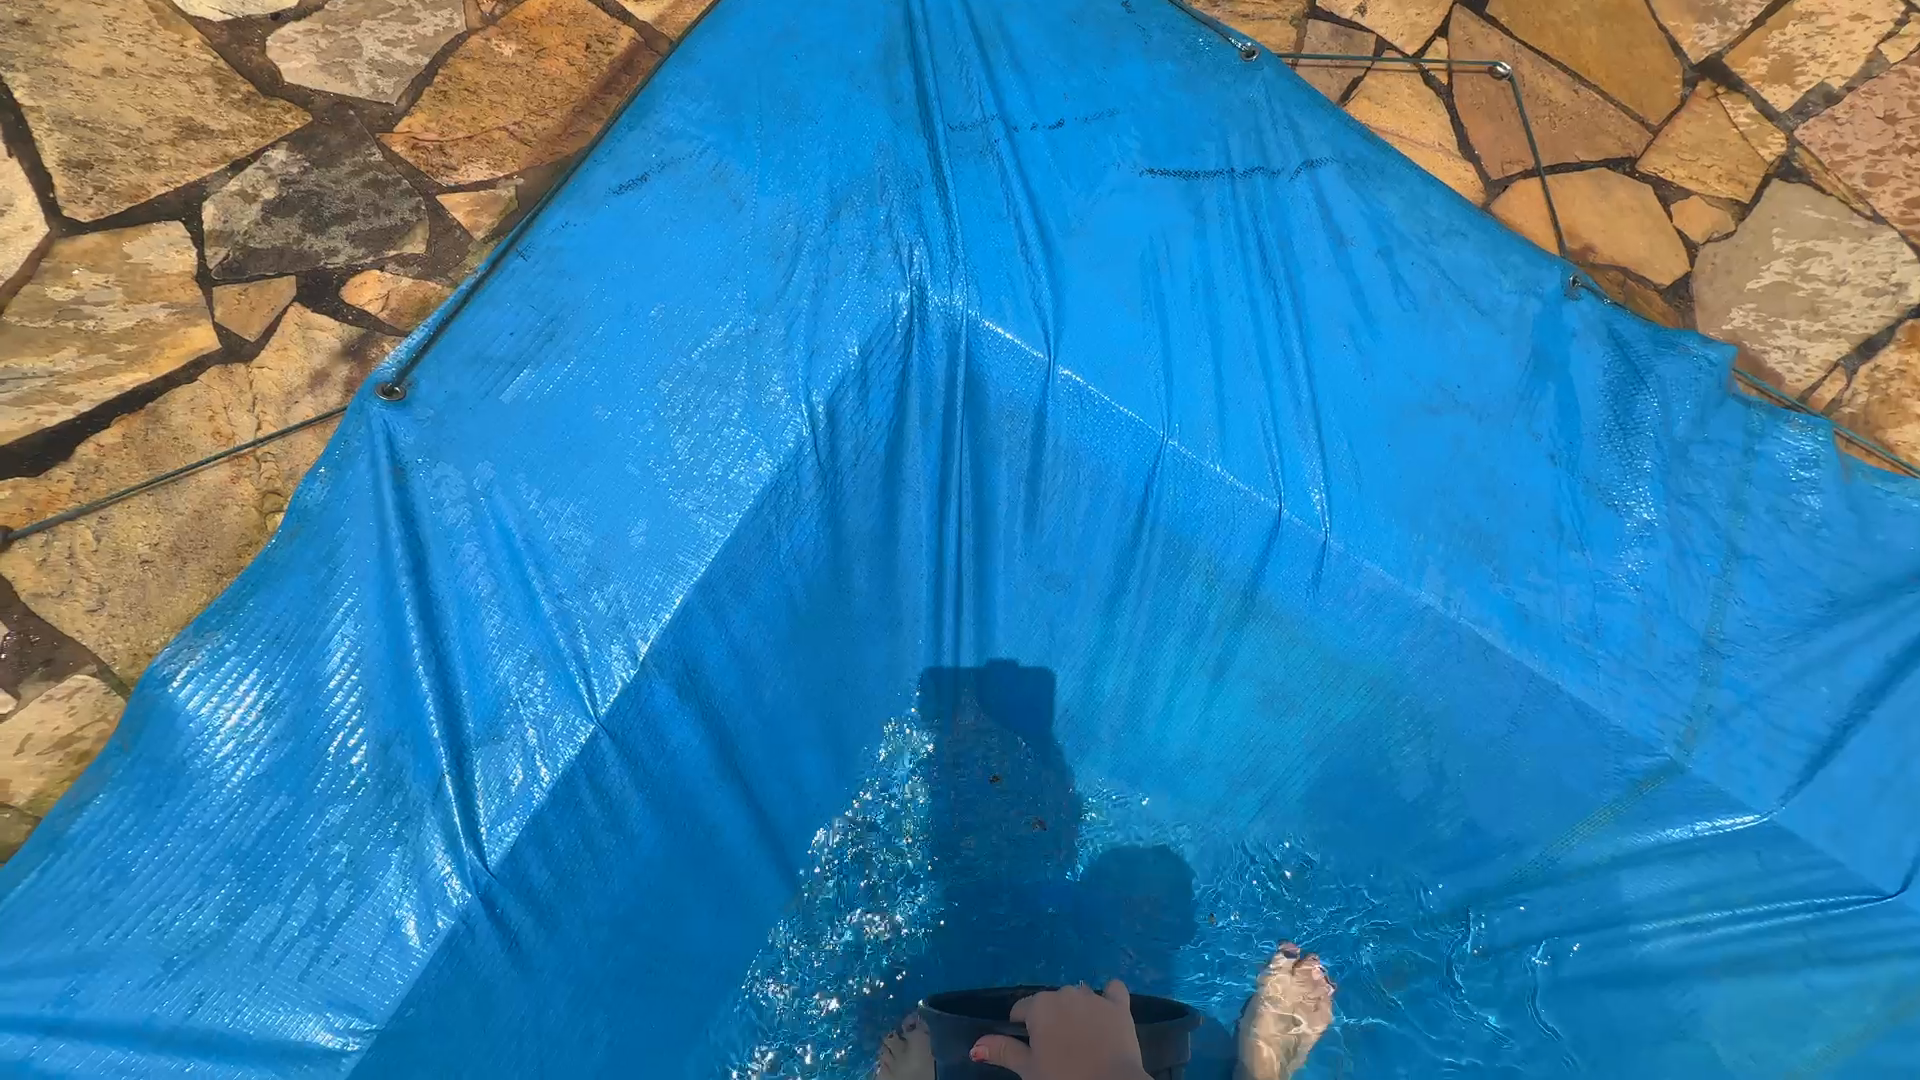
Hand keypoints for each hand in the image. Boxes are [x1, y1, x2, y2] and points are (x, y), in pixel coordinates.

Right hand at [970, 980, 1150, 1079]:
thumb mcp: (1029, 1071)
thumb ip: (1003, 1051)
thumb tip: (975, 1045)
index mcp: (1039, 1005)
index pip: (1021, 1010)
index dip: (1023, 1030)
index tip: (1032, 1051)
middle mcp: (1064, 992)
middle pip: (1050, 1003)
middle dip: (1050, 1021)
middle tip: (1056, 1052)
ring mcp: (1093, 996)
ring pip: (1078, 997)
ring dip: (1076, 1012)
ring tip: (1081, 1041)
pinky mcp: (1119, 1005)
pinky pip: (1113, 991)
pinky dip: (1109, 997)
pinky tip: (1107, 1010)